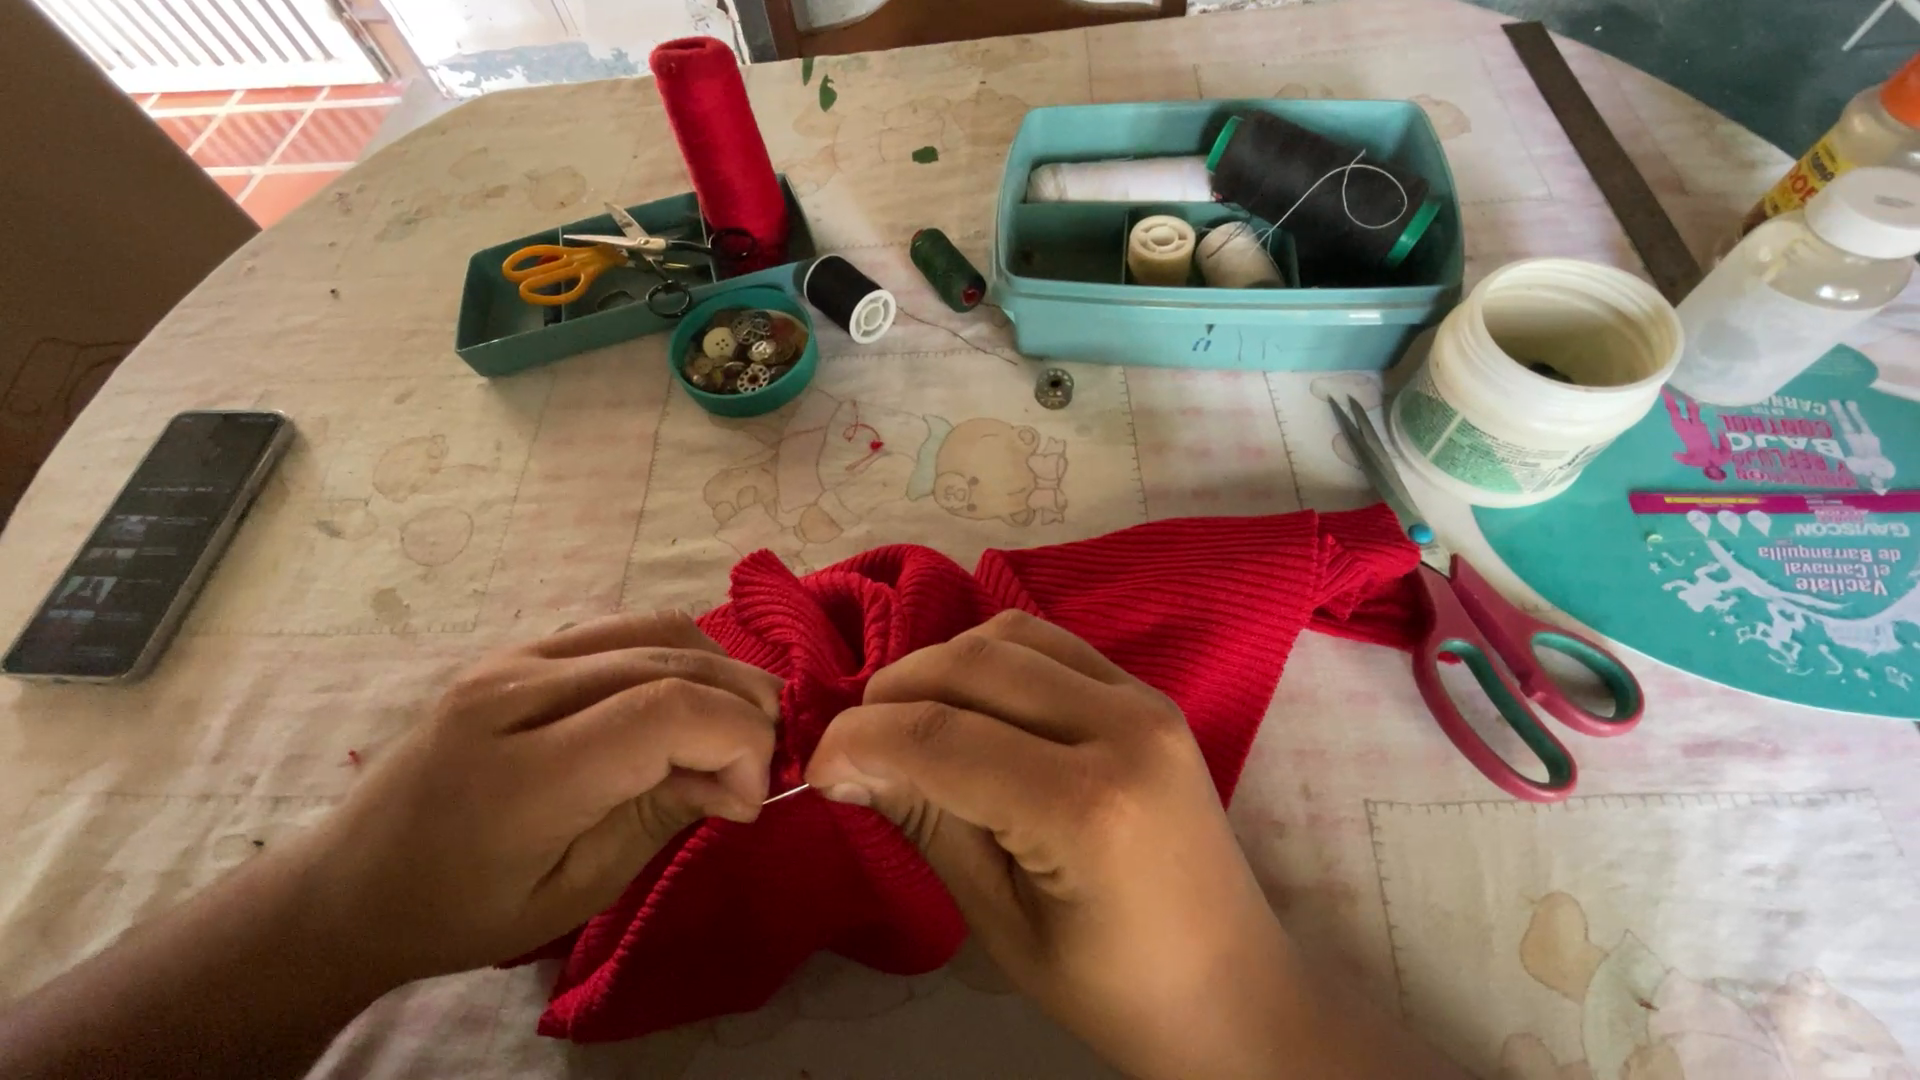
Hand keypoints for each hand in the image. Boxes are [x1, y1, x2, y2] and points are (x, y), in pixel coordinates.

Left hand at [289, 611, 781, 983]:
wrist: (350, 884)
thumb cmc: (463, 910)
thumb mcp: (576, 890)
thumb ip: (667, 814)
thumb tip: (747, 780)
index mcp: (524, 773)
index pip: (668, 710)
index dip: (738, 739)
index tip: (751, 795)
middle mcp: (517, 689)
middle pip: (675, 660)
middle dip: (745, 706)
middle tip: (761, 763)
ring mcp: (516, 655)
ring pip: (661, 630)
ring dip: (720, 673)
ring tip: (735, 728)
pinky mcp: (522, 646)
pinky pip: (628, 629)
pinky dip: (682, 657)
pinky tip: (688, 701)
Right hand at [805, 611, 1463, 1079]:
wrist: (1236, 991)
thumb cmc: (1114, 988)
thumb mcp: (999, 924)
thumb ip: (926, 823)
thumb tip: (846, 764)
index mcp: (1086, 807)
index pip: (939, 737)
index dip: (858, 741)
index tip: (816, 768)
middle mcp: (1122, 727)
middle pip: (970, 665)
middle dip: (890, 695)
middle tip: (855, 746)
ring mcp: (1144, 699)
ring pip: (1007, 635)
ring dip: (939, 666)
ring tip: (907, 719)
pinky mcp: (1150, 693)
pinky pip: (1050, 642)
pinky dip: (991, 657)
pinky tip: (971, 702)